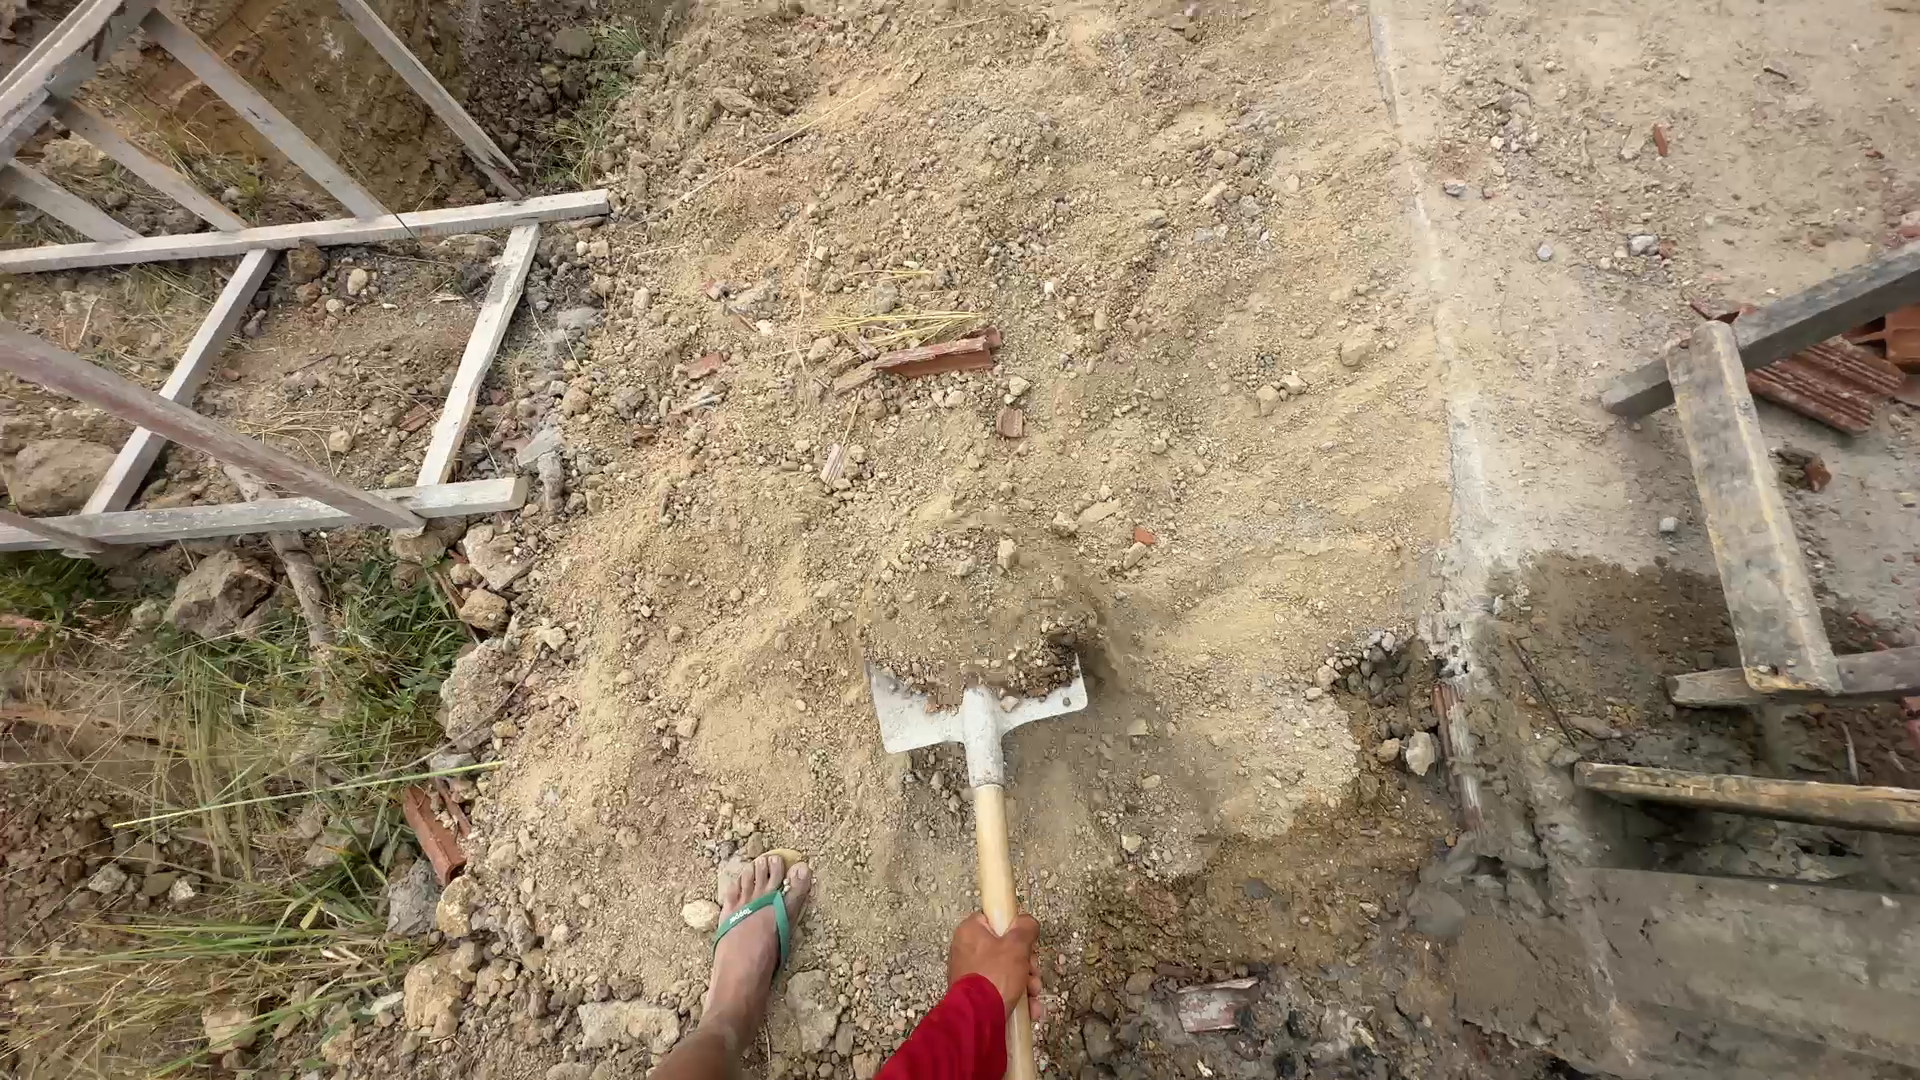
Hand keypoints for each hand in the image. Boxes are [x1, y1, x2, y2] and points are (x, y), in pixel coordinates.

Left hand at [946, 912, 1042, 1020]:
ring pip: (1005, 972)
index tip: (1025, 943)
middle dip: (1025, 963)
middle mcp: (966, 951)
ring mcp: (970, 975)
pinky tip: (1030, 1009)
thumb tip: (1028, 922)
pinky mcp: (976, 997)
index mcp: (970, 932)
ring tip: (1033, 994)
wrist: (978, 1021)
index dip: (1013, 930)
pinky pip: (1000, 991)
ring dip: (1025, 982)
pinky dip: (1017, 998)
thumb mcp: (1016, 946)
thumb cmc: (995, 976)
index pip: (994, 920)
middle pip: (1004, 948)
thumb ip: (1025, 928)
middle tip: (1033, 971)